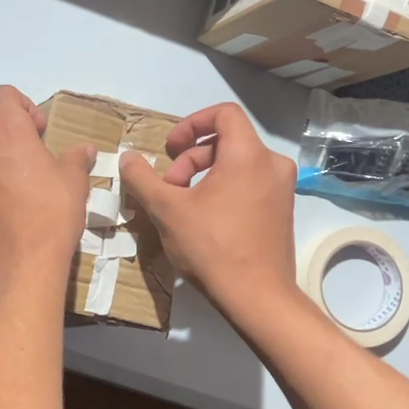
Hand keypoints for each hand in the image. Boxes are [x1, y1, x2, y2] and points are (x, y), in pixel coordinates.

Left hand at [0, 85, 95, 280]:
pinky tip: (2, 200)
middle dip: (4, 125)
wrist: (16, 264)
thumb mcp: (74, 182)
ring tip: (15, 175)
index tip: (40, 131)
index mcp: (4, 131)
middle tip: (29, 149)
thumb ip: (76, 159)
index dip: (24, 106)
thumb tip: (83, 150)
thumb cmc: (49, 215)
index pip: (3, 94)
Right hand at [117, 103, 301, 318]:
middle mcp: (272, 164)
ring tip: (182, 206)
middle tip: (168, 188)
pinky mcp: (281, 211)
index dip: (192, 123)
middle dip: (190, 160)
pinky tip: (203, 220)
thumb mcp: (166, 209)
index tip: (169, 147)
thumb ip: (142, 178)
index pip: (224, 114)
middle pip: (226, 142)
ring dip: (203, 176)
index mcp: (248, 155)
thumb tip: (127, 157)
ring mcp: (281, 189)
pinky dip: (222, 190)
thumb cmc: (210, 245)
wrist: (255, 294)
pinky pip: (248, 184)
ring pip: (236, 165)